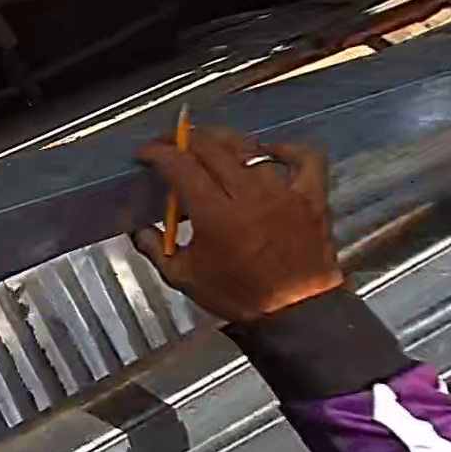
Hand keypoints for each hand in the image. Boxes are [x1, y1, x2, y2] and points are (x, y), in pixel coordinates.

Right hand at [132, 126, 342, 323]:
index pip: (181, 166)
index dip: (159, 153)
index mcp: (214, 214)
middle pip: (212, 149)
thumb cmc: (236, 294)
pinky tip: (268, 150)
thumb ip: (154, 247)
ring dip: (223, 141)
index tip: (146, 153)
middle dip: (184, 139)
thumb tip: (139, 229)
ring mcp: (284, 193)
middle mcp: (249, 195)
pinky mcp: (311, 198)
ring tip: (207, 142)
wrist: (297, 312)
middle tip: (169, 143)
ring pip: (250, 149)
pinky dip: (284, 149)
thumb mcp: (181, 275)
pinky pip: (304, 159)